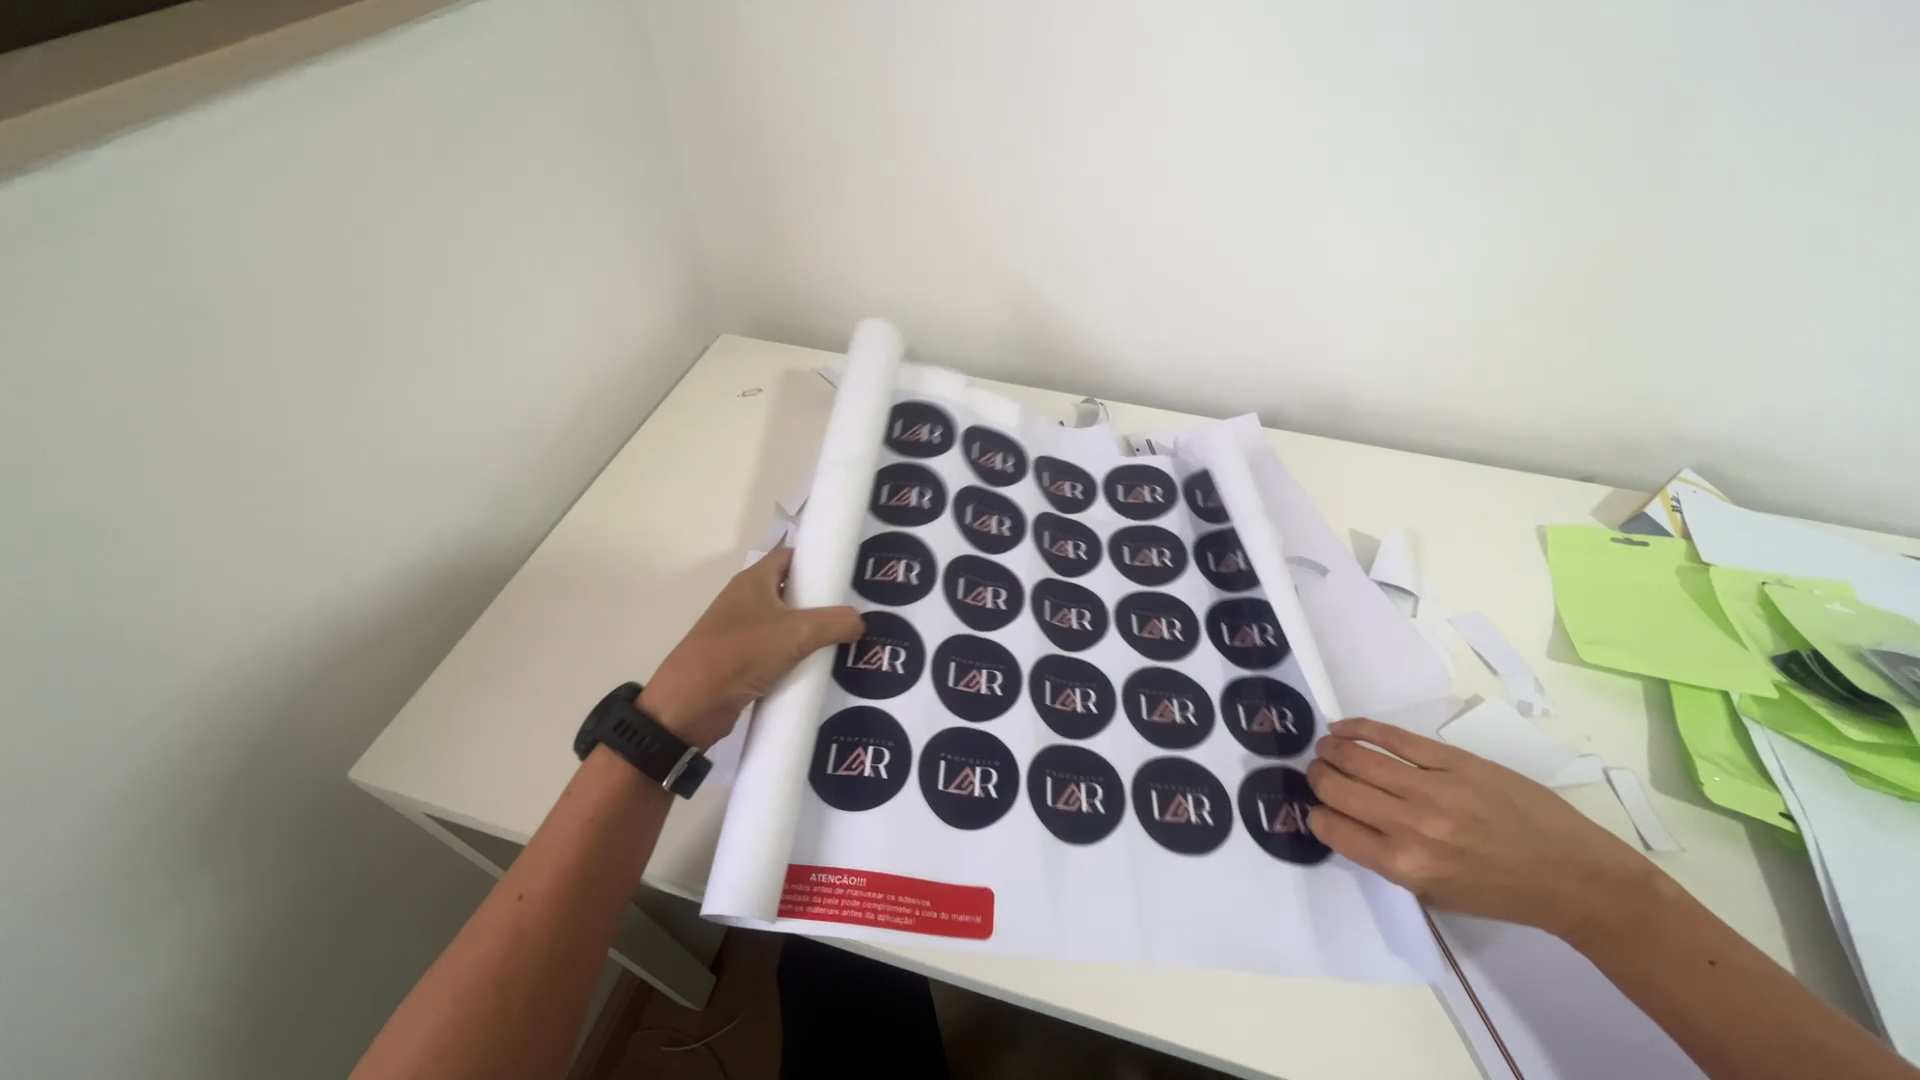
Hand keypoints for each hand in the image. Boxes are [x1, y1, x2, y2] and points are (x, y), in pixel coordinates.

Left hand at [639, 548, 864, 749]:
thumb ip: (835, 622)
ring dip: (810, 634)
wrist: (690, 705)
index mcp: (754, 581)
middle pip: (791, 592)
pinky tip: (820, 671)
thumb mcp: (797, 633)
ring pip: (785, 626)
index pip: (790, 556)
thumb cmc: (741, 654)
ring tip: (846, 642)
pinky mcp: (741, 663)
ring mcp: (741, 633)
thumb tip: (859, 621)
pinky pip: (777, 654)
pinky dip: (796, 660)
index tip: (847, 572)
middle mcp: (746, 601)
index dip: (817, 559)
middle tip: (854, 611)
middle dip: (821, 601)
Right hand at [1307, 717, 1656, 943]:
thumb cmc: (1502, 893)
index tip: (1322, 807)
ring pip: (1356, 756)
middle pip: (1336, 787)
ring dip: (1331, 749)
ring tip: (1328, 748)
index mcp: (1403, 865)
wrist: (1575, 877)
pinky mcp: (1455, 761)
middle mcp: (1410, 825)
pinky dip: (1359, 728)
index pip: (1330, 827)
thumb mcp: (1434, 892)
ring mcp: (1433, 789)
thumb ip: (1387, 858)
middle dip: (1318, 777)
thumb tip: (1347, 820)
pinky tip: (1344, 728)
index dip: (1317, 812)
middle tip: (1321, 773)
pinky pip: (1393, 736)